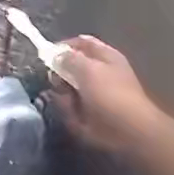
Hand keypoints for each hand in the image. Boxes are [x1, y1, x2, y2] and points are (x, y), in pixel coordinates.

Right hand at [52, 36, 167, 149]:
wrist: (127, 131)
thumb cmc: (110, 94)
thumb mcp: (88, 69)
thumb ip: (69, 58)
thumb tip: (56, 55)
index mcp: (105, 56)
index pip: (81, 43)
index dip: (63, 46)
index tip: (46, 54)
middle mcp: (99, 73)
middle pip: (70, 67)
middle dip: (60, 73)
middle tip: (54, 79)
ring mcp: (93, 94)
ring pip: (67, 87)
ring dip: (62, 93)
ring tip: (67, 100)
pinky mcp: (88, 113)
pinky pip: (70, 106)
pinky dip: (68, 110)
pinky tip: (72, 113)